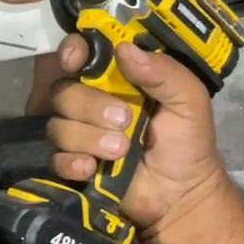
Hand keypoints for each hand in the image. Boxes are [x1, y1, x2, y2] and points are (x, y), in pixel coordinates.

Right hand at [47, 37, 231, 239]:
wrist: (180, 195)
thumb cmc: (187, 143)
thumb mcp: (189, 100)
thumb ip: (164, 72)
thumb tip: (124, 49)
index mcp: (117, 80)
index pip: (82, 54)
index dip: (72, 51)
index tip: (75, 59)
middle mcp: (90, 102)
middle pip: (62, 91)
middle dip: (89, 106)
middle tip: (124, 121)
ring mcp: (79, 134)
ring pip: (57, 125)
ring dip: (88, 138)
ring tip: (120, 152)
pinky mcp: (72, 164)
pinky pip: (55, 157)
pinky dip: (72, 162)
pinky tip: (92, 169)